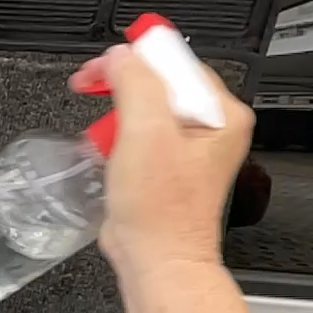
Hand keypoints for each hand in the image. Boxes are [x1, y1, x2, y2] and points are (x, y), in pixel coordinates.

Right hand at [69, 45, 253, 276]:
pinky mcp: (162, 166)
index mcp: (222, 115)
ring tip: (100, 128)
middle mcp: (210, 129)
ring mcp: (186, 149)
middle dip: (120, 82)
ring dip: (115, 112)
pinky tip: (105, 148)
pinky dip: (116, 135)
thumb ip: (135, 84)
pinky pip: (137, 133)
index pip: (177, 62)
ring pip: (145, 108)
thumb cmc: (161, 210)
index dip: (135, 57)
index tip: (103, 63)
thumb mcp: (146, 133)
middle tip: (90, 84)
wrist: (154, 256)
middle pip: (160, 83)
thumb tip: (121, 56)